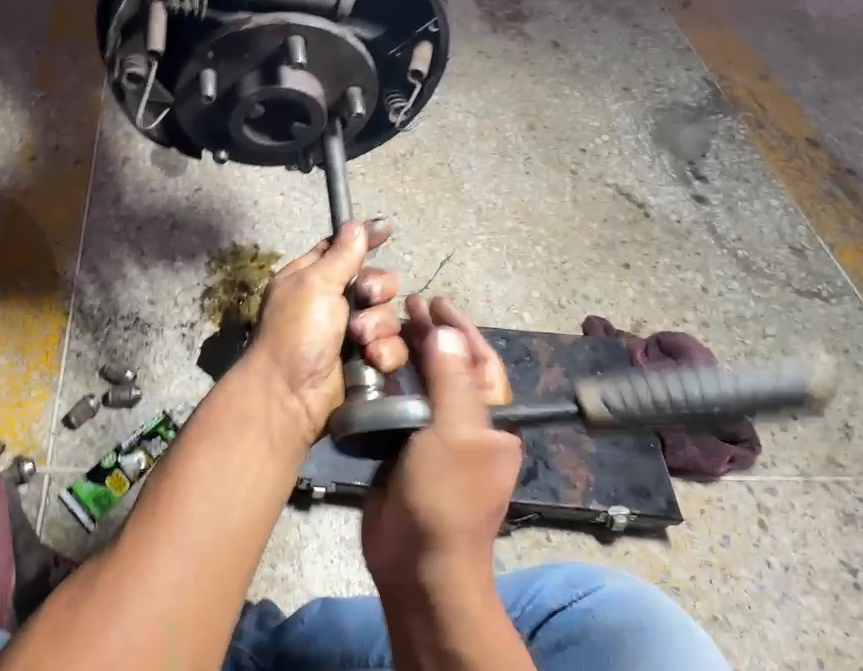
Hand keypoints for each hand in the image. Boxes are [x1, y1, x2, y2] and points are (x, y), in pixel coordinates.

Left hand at [246, 218, 409, 437]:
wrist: (291, 395)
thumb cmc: (296, 332)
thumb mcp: (315, 285)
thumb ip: (341, 255)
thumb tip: (356, 222)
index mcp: (311, 277)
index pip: (343, 249)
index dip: (364, 239)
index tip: (387, 227)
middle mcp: (332, 302)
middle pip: (375, 282)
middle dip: (377, 290)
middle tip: (365, 298)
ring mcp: (350, 334)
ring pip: (387, 316)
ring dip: (378, 326)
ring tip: (361, 340)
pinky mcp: (367, 362)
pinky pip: (392, 347)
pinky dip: (386, 353)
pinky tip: (374, 359)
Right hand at [362, 297, 522, 594]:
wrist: (418, 562)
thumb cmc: (447, 497)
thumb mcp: (455, 433)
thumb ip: (451, 379)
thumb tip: (446, 332)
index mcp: (494, 422)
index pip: (481, 361)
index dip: (461, 328)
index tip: (434, 301)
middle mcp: (467, 426)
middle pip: (450, 368)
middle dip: (430, 336)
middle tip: (402, 308)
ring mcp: (434, 439)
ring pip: (422, 384)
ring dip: (406, 356)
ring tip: (382, 330)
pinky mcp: (404, 449)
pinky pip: (398, 406)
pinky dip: (386, 382)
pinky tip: (368, 364)